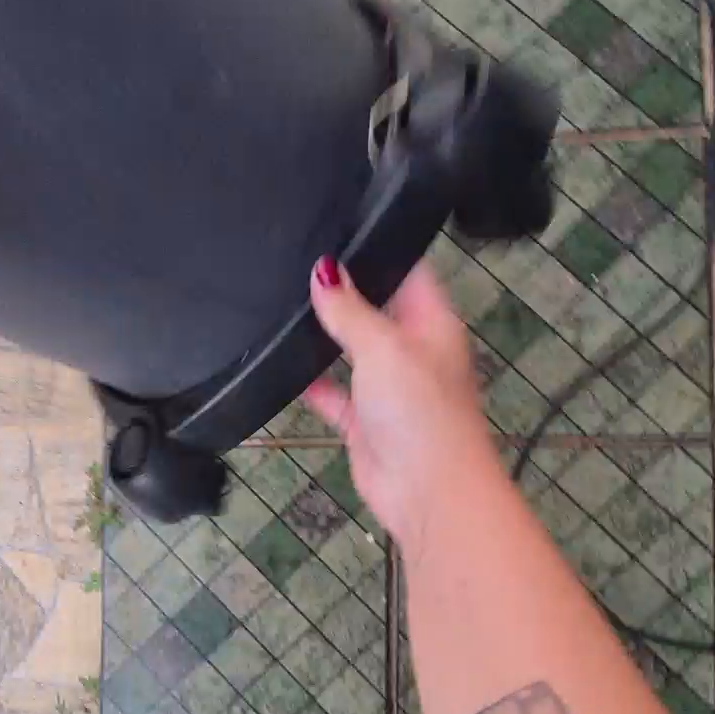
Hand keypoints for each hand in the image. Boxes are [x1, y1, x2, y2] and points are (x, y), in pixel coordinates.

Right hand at [303, 257, 490, 550]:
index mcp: (432, 323)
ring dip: (325, 337)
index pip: (407, 271)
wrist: (424, 487)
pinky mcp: (364, 422)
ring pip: (352, 352)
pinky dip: (313, 385)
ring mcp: (387, 388)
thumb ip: (350, 310)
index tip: (334, 226)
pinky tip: (284, 369)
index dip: (377, 246)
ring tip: (282, 305)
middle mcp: (411, 351)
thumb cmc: (417, 408)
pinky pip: (335, 396)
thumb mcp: (384, 347)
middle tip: (296, 262)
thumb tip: (322, 270)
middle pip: (375, 310)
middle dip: (343, 291)